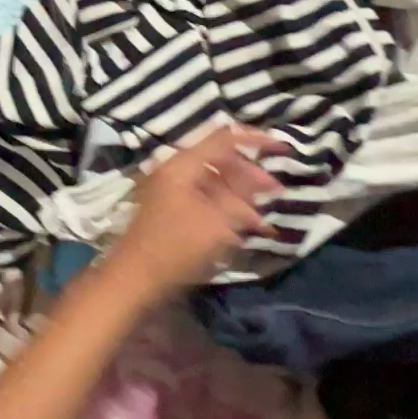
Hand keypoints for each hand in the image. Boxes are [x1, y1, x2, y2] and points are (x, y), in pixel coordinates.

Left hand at [103, 125, 286, 300]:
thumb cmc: (176, 248)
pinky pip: (205, 198)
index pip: (224, 139)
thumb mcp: (218, 223)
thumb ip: (242, 196)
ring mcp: (172, 190)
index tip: (283, 147)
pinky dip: (225, 207)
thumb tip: (261, 180)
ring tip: (262, 216)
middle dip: (250, 175)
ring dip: (240, 196)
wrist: (134, 279)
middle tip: (276, 192)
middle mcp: (175, 170)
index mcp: (183, 165)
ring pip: (214, 182)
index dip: (256, 140)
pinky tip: (244, 225)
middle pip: (220, 160)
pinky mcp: (172, 209)